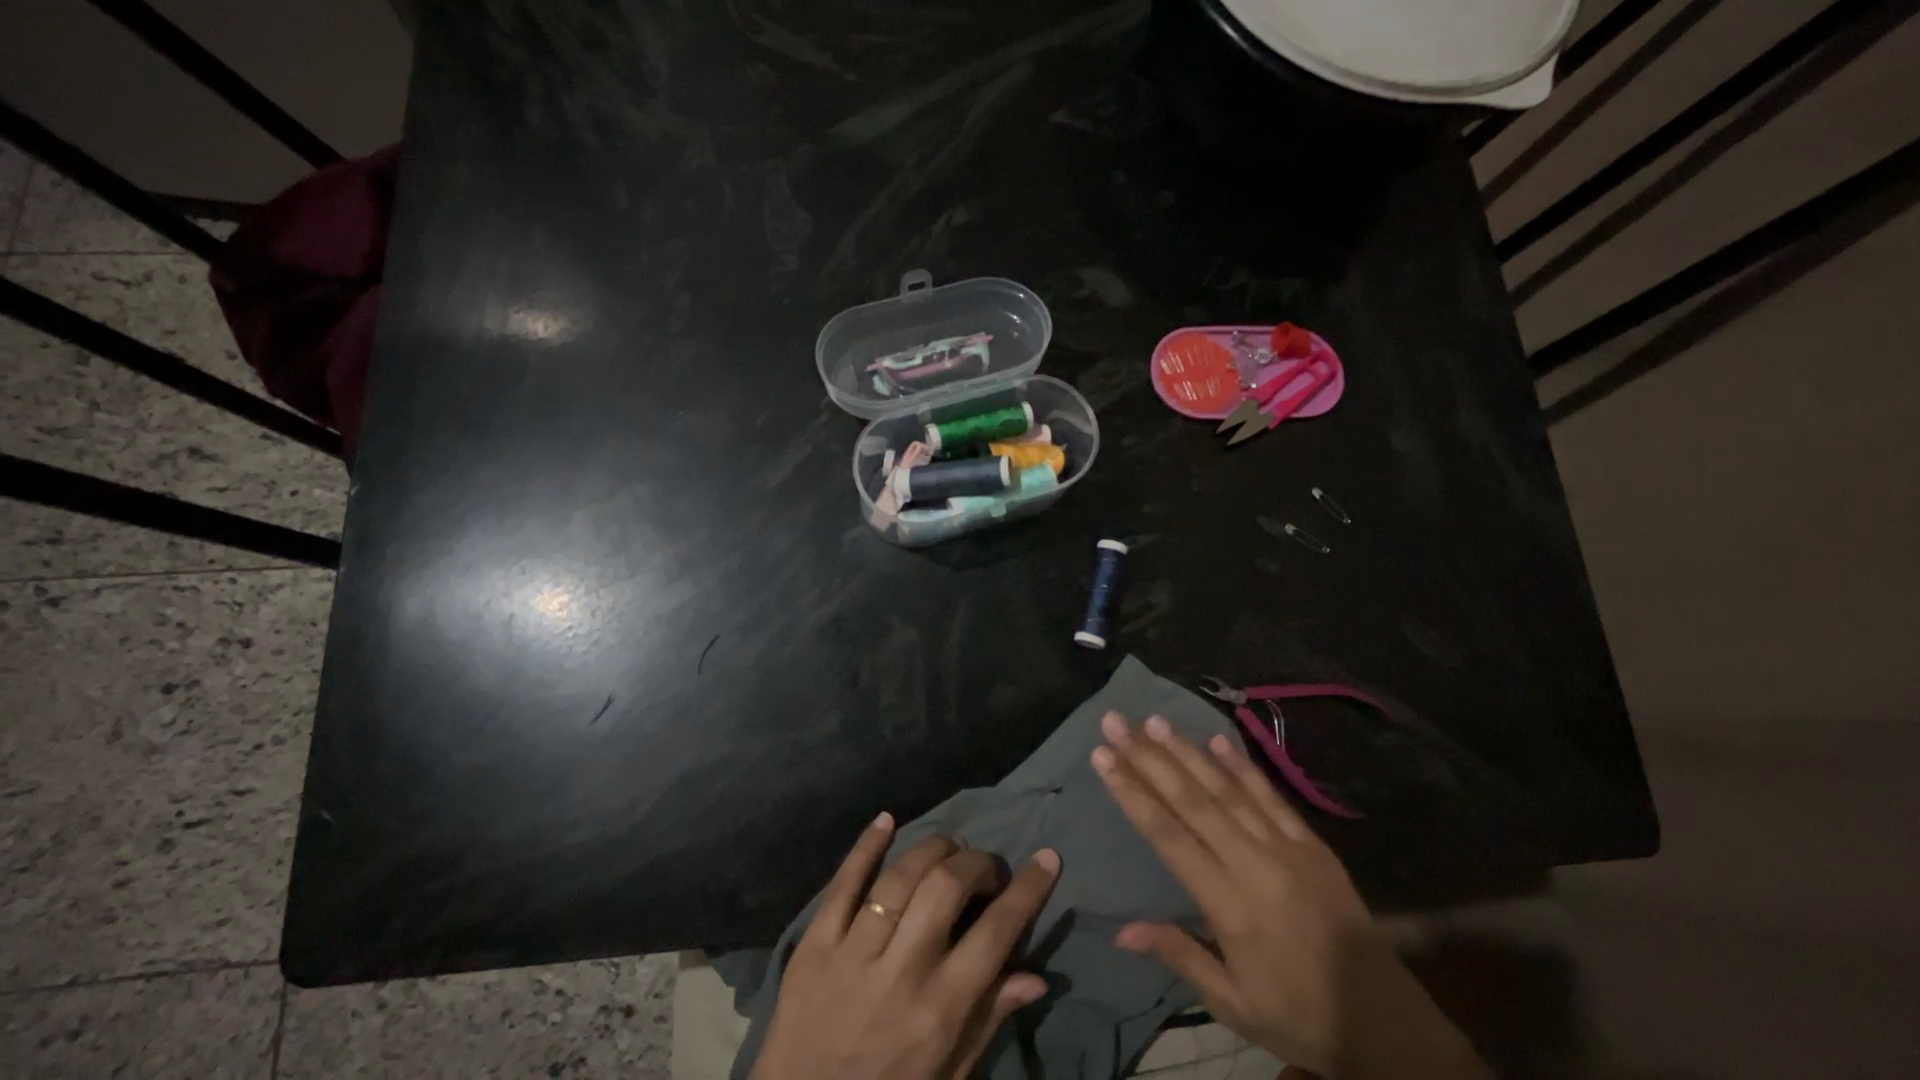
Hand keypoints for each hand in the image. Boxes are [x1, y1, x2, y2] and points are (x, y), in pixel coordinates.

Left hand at [751, 814, 1060, 1079]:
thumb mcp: (950, 1073)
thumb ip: (989, 1019)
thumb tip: (1036, 975)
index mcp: (940, 1008)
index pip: (995, 933)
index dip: (1027, 890)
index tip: (1046, 859)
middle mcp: (901, 971)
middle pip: (946, 888)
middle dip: (976, 863)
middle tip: (986, 867)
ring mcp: (852, 953)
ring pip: (899, 878)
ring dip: (931, 851)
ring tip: (948, 849)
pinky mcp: (814, 945)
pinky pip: (841, 885)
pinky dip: (865, 847)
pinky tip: (886, 820)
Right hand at [1091, 713, 1490, 1079]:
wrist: (1387, 1022)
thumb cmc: (1300, 1017)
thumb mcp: (1233, 1004)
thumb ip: (1180, 955)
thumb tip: (1121, 929)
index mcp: (1232, 906)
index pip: (1170, 837)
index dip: (1133, 794)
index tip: (1103, 759)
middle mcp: (1257, 865)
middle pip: (1194, 801)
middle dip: (1150, 758)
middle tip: (1117, 723)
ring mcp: (1290, 850)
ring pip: (1230, 790)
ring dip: (1189, 752)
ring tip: (1155, 721)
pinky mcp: (1314, 846)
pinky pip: (1273, 797)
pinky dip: (1244, 767)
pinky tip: (1218, 741)